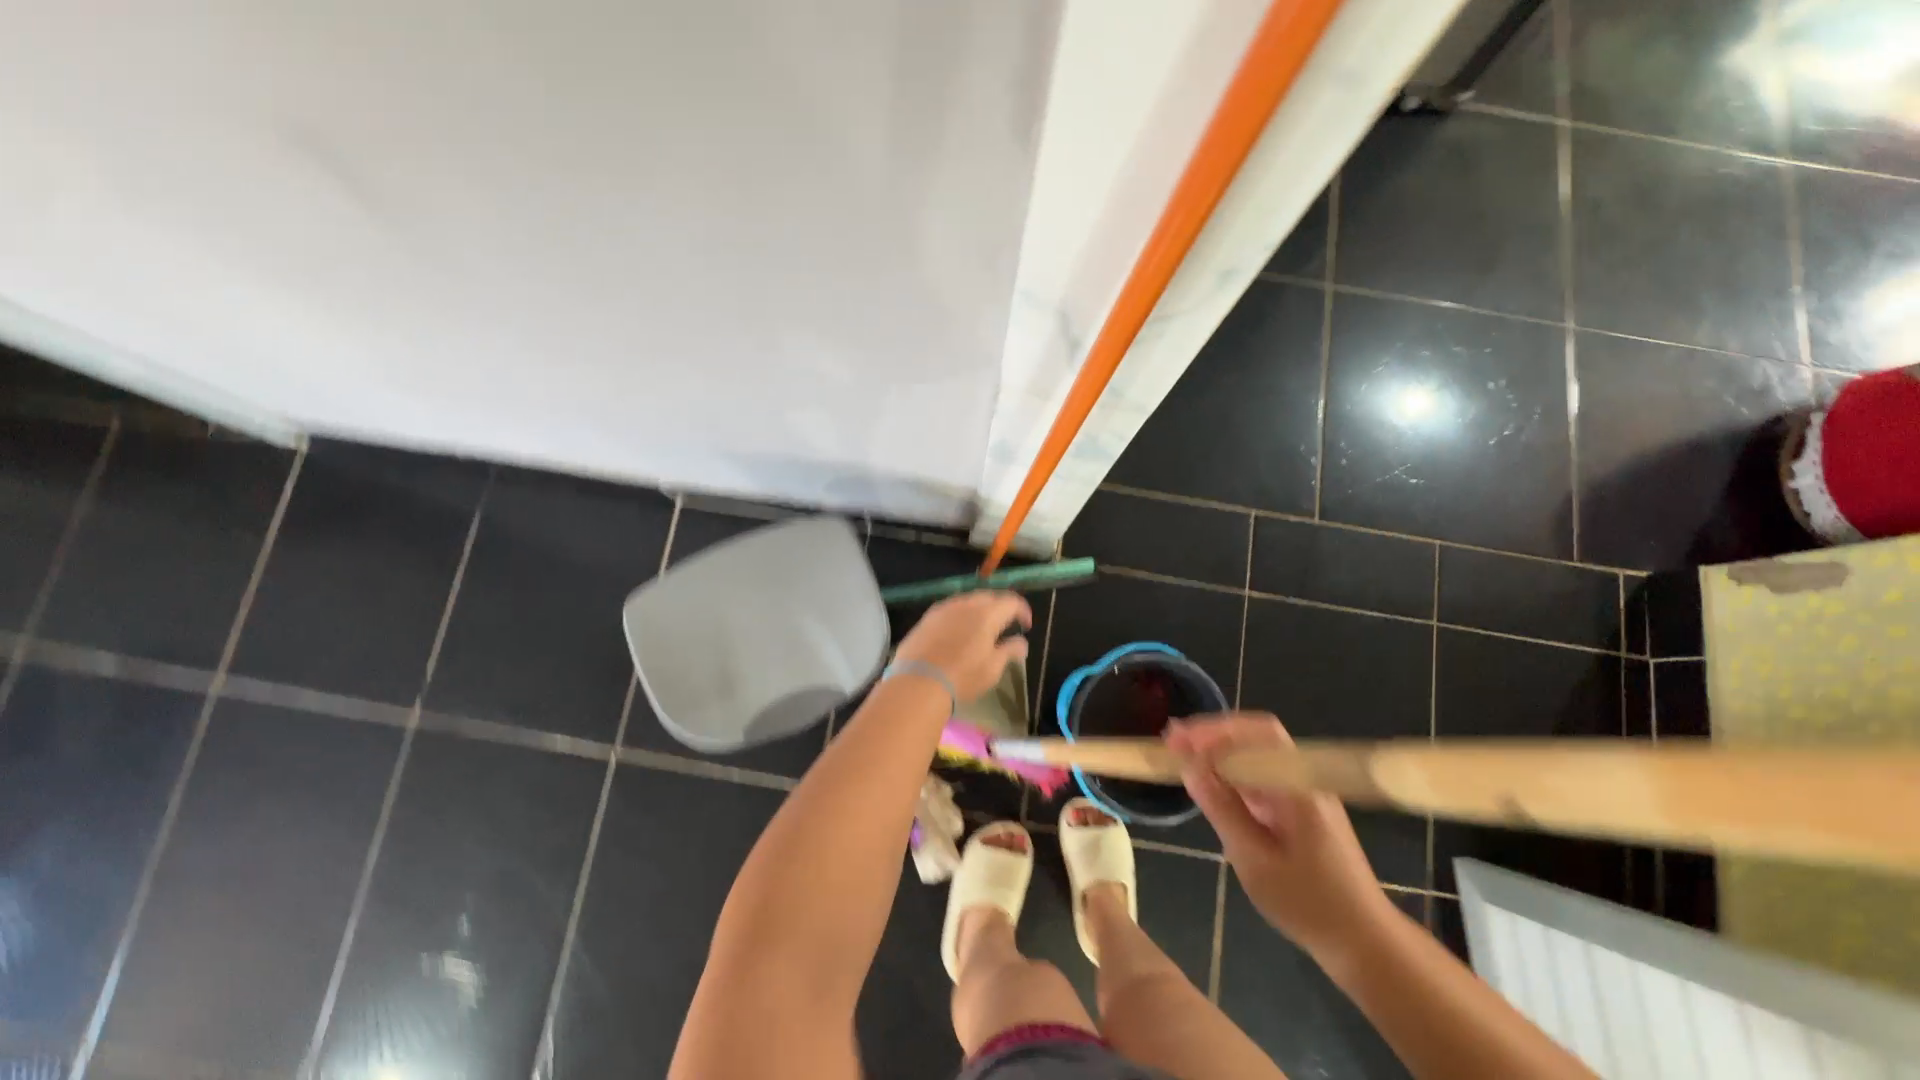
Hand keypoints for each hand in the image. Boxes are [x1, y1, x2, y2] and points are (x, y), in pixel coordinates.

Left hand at [893, 592, 1031, 702]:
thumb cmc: (962, 676)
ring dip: (979, 611)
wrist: (917, 682)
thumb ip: (1009, 651)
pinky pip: (949, 610)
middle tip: (1005, 625)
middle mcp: (965, 604)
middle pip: (988, 597)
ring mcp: (942, 609)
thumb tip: (1021, 642)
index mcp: (987, 613)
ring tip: (982, 628)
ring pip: (967, 602)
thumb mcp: (993, 668)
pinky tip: (958, 632)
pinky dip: (960, 617)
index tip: (1026, 625)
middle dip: (1000, 608)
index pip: (1011, 602)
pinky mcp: (926, 619)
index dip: (1022, 610)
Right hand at [1167, 712, 1397, 963]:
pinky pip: (1264, 781)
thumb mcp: (1254, 859)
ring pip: (1260, 758)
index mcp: (1298, 787)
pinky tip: (1212, 788)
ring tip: (1183, 760)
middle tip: (1173, 744)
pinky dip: (1235, 777)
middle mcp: (1304, 781)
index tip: (1175, 740)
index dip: (1212, 731)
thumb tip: (1190, 767)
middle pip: (1258, 739)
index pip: (1256, 734)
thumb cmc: (1308, 903)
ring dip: (1222, 755)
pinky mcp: (1303, 812)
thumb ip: (1222, 808)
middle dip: (1213, 737)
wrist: (1363, 939)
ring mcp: (1306, 796)